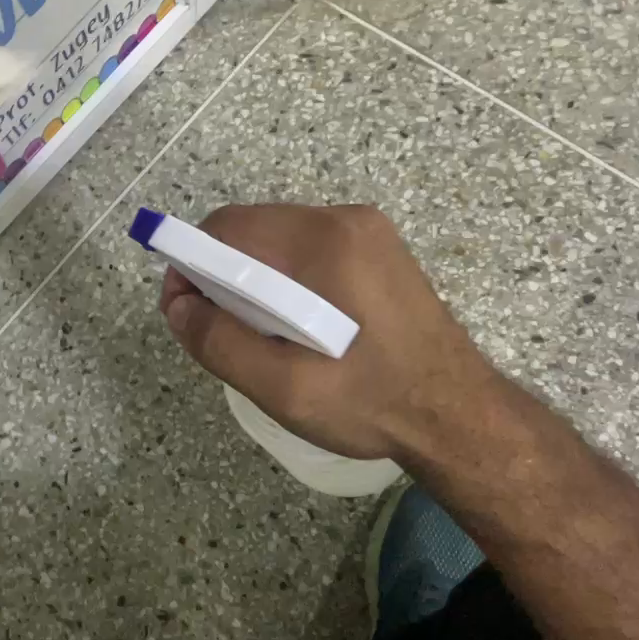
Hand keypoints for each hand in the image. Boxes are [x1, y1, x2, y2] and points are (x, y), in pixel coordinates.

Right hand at [159, 204, 499, 461]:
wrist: (462, 419)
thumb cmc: (372, 403)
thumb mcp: (284, 388)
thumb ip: (219, 343)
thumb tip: (177, 306)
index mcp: (325, 244)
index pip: (227, 229)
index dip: (190, 264)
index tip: (184, 310)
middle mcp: (344, 220)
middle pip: (248, 229)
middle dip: (218, 274)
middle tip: (219, 328)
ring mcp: (364, 230)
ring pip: (271, 237)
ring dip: (248, 276)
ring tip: (257, 331)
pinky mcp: (374, 246)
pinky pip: (301, 247)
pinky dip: (280, 276)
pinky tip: (292, 321)